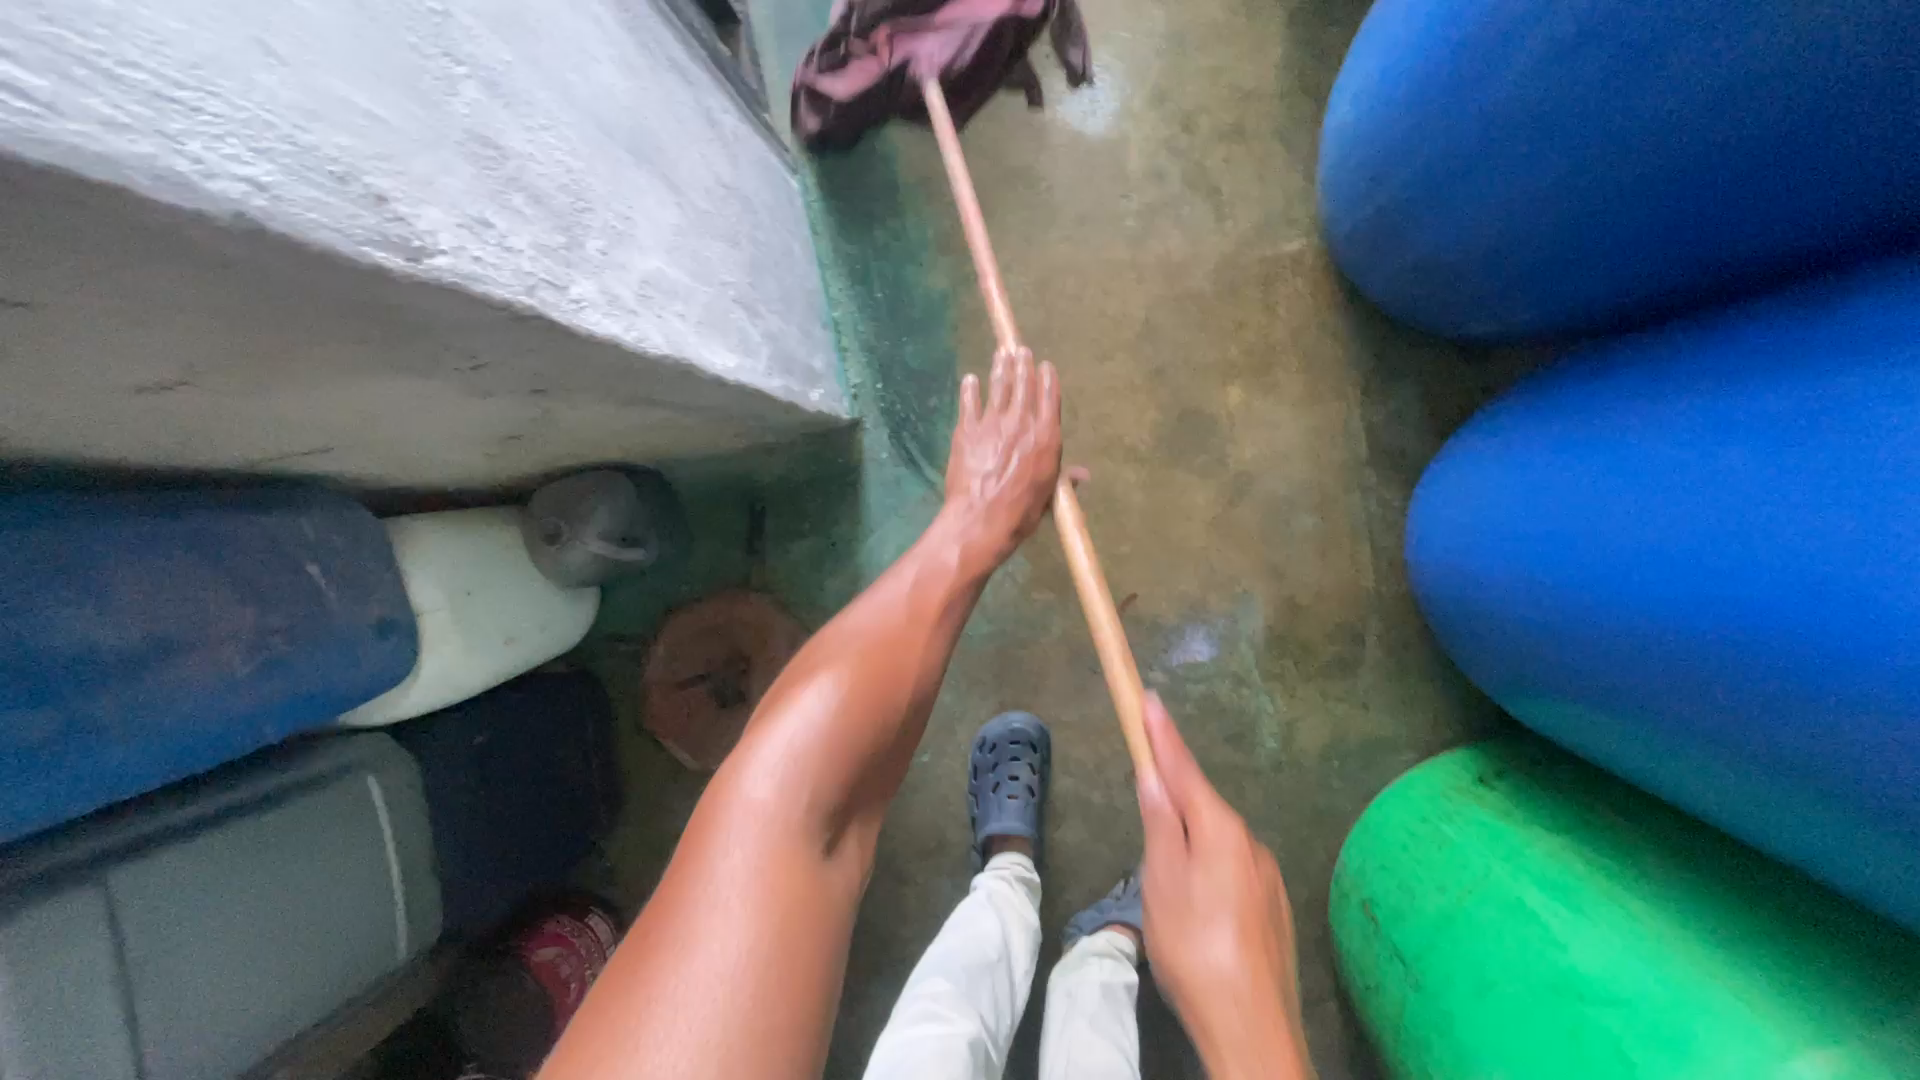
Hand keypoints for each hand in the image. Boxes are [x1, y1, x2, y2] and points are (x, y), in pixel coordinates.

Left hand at [943, 346, 1061, 562]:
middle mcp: (1022, 422)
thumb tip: (1084, 475)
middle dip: (1022, 365)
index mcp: (1047, 436)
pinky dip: (969, 389)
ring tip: (1001, 354)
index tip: (1045, 365)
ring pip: (998, 387)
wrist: (982, 518)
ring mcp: (992, 423)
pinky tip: (969, 379)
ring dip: (1000, 368)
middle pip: (1023, 385)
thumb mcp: (1050, 496)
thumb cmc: (1022, 512)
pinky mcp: (967, 430)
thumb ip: (1064, 478)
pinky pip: (969, 402)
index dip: (1047, 379)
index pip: (1049, 398)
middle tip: (1019, 350)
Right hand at [1137, 693, 1313, 1079]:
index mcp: (1220, 829)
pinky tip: (1198, 905)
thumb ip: (1159, 822)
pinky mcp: (1272, 906)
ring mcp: (1267, 876)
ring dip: (1190, 838)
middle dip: (1173, 796)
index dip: (1163, 734)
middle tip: (1145, 798)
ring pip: (1218, 840)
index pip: (1184, 769)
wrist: (1252, 1027)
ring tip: (1165, 877)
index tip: (1150, 697)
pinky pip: (1232, 868)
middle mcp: (1251, 842)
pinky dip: (1209, 866)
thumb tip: (1152, 772)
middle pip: (1202, 805)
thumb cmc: (1194, 947)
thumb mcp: (1162, 880)